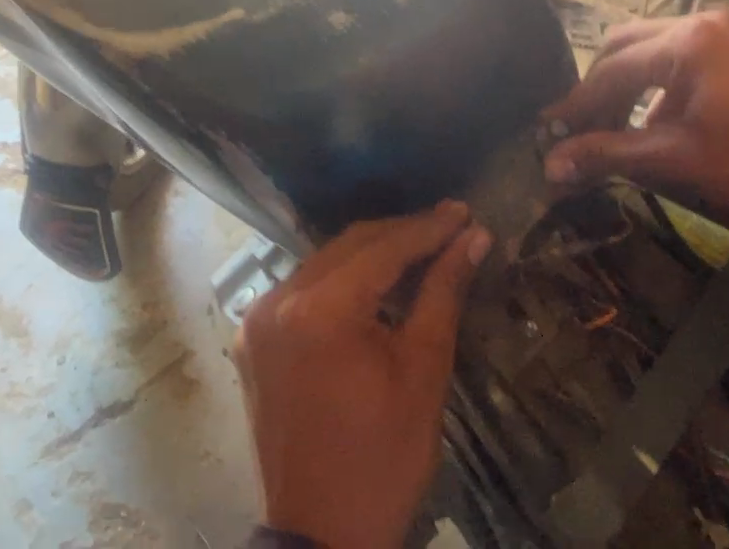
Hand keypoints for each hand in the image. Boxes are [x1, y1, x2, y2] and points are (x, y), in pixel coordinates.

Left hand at [235, 201, 492, 548]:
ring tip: (424, 247)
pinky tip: (378, 282)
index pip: (383, 247)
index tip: (465, 212)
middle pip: (350, 246)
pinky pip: (305, 290)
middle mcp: (278, 302)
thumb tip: (474, 238)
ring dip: (374, 253)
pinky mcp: (254, 341)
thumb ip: (443, 292)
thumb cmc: (384, 456)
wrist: (323, 533)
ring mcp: (258, 321)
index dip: (428, 228)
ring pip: (325, 263)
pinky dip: (343, 280)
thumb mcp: (424, 369)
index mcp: (319, 310)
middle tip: (452, 225)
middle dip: (403, 234)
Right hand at [540, 12, 728, 239]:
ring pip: (658, 46)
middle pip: (628, 44)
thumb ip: (609, 154)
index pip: (611, 69)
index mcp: (687, 41)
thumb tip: (551, 164)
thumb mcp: (678, 159)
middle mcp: (705, 20)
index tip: (548, 132)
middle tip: (582, 129)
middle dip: (600, 86)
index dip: (576, 104)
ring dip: (632, 83)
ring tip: (619, 128)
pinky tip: (664, 119)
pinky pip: (689, 52)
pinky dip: (665, 81)